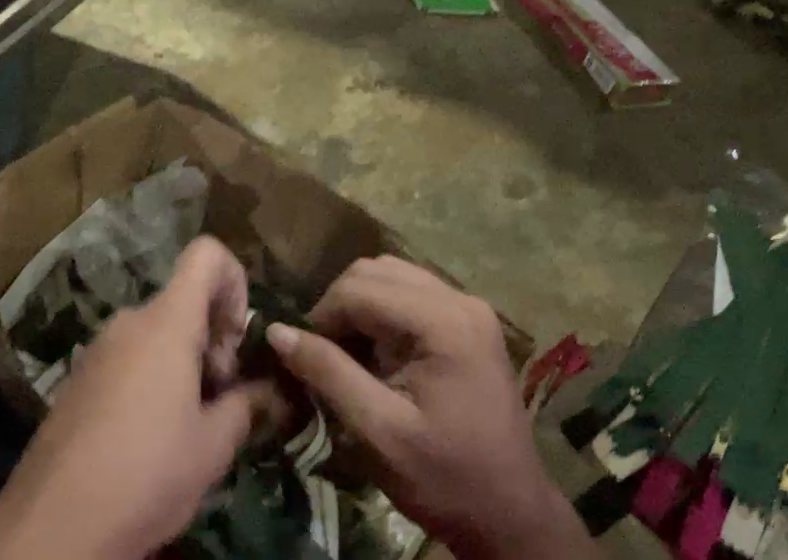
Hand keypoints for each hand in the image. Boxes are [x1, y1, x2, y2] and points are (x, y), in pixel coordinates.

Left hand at [0, 236, 264, 559]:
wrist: (54, 523)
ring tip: (190, 428)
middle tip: (220, 402)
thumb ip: (247, 406)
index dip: (235, 282)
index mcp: (165, 322)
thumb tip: (272, 391)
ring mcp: (99, 349)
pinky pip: (130, 359)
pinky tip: (152, 439)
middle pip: (185, 303)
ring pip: (158, 335)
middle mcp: (129, 321)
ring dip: (185, 367)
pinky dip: (154, 380)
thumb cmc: (146, 473)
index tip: (237, 341)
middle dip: (214, 343)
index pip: (206, 255)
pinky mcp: (79, 379)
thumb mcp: (212, 446)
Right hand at [265, 256, 598, 559]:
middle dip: (338, 307)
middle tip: (323, 356)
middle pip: (374, 271)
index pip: (358, 288)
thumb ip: (328, 374)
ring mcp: (468, 308)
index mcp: (443, 322)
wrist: (511, 515)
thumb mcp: (379, 432)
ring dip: (359, 307)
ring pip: (390, 276)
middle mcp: (459, 300)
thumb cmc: (445, 478)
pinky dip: (382, 314)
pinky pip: (410, 294)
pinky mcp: (469, 323)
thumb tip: (276, 330)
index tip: (303, 358)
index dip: (321, 317)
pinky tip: (377, 355)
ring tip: (348, 355)